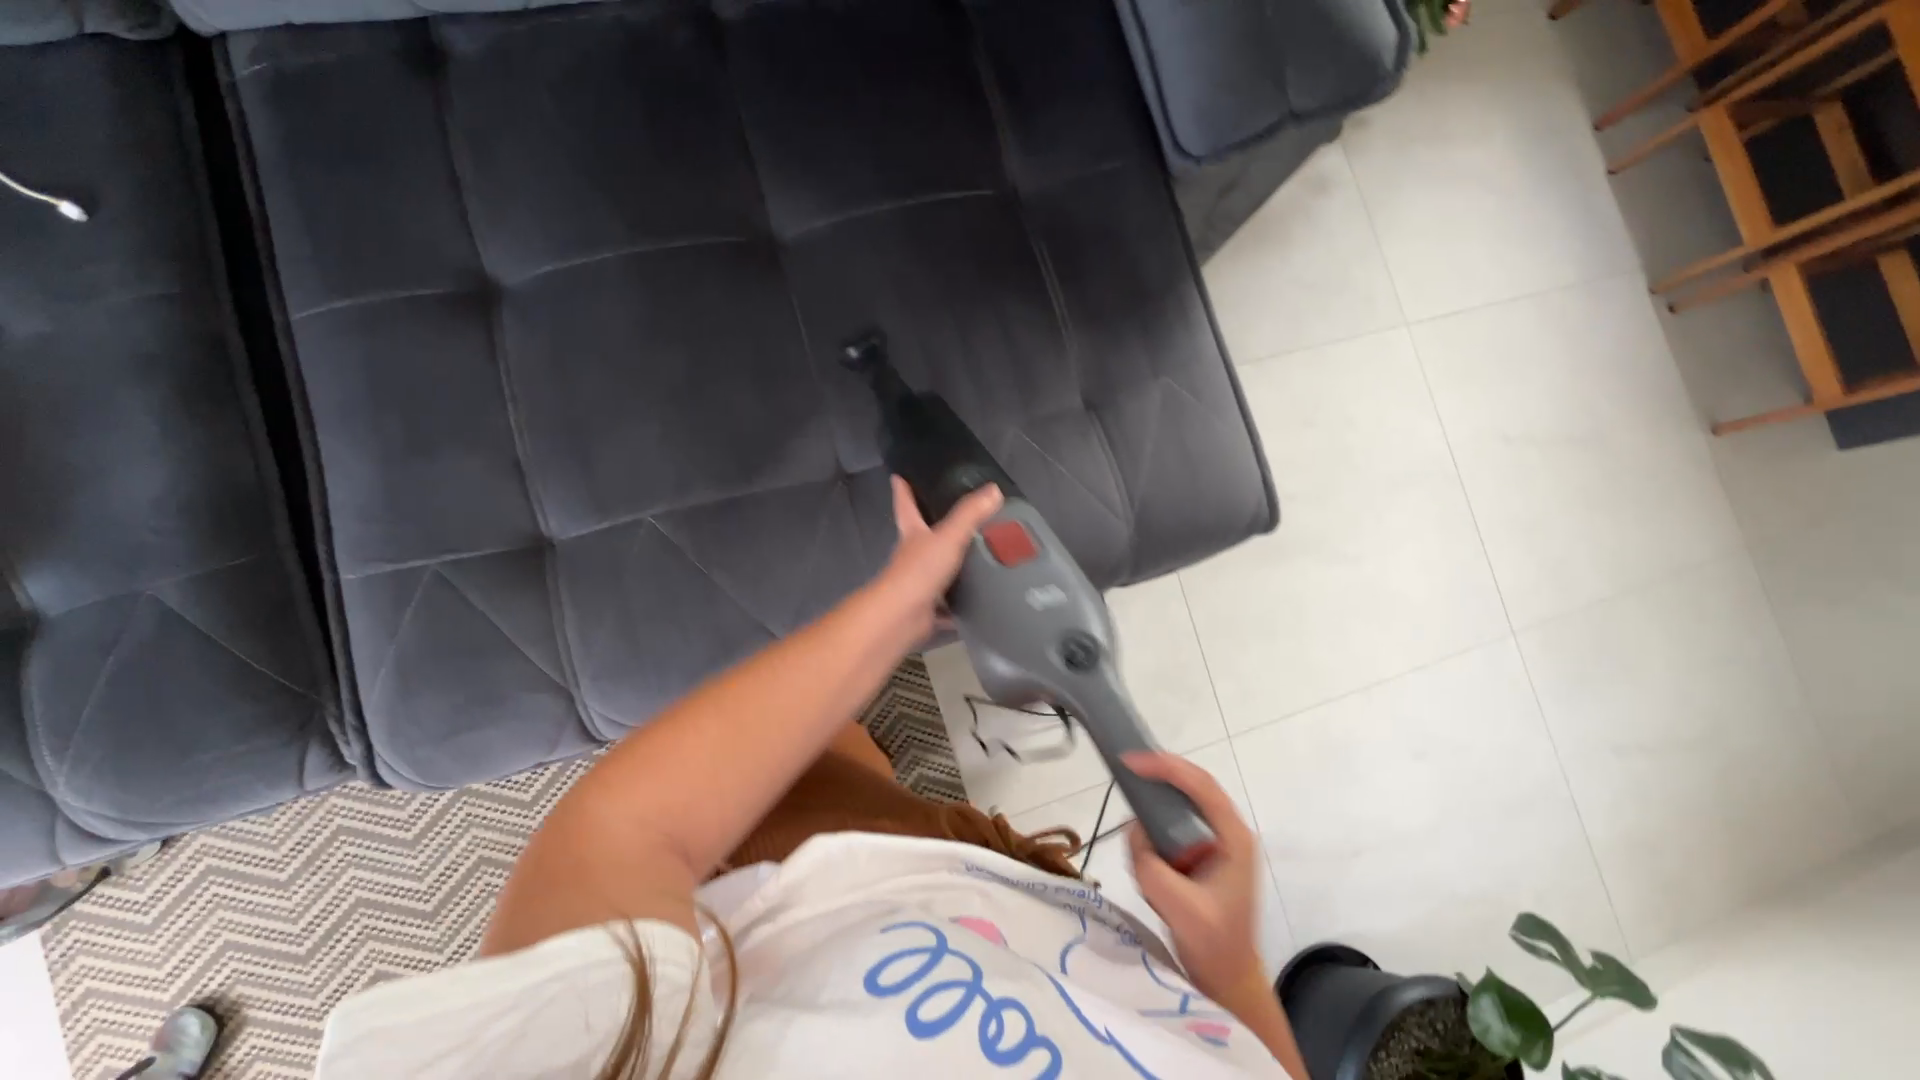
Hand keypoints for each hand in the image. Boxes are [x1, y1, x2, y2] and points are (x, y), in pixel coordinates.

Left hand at [866, 476, 1002, 644]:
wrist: (902, 617)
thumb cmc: (920, 570)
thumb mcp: (948, 537)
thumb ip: (970, 515)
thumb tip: (994, 489)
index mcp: (913, 535)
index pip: (906, 506)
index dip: (903, 491)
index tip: (898, 477)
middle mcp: (912, 557)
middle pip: (922, 538)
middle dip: (935, 529)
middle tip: (960, 520)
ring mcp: (919, 584)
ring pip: (938, 572)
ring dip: (955, 568)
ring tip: (982, 559)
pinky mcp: (928, 609)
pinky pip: (949, 606)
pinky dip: (962, 605)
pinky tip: (980, 602)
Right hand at [1124, 751, 1265, 1003]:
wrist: (1227, 977)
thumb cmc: (1211, 942)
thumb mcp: (1175, 904)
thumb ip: (1149, 862)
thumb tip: (1134, 830)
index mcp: (1234, 839)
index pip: (1202, 786)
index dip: (1167, 768)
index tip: (1132, 761)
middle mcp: (1231, 833)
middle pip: (1195, 787)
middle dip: (1162, 776)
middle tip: (1128, 768)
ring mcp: (1220, 844)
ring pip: (1185, 804)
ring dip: (1160, 803)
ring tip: (1137, 807)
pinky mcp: (1206, 856)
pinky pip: (1178, 826)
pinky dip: (1159, 825)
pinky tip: (1147, 842)